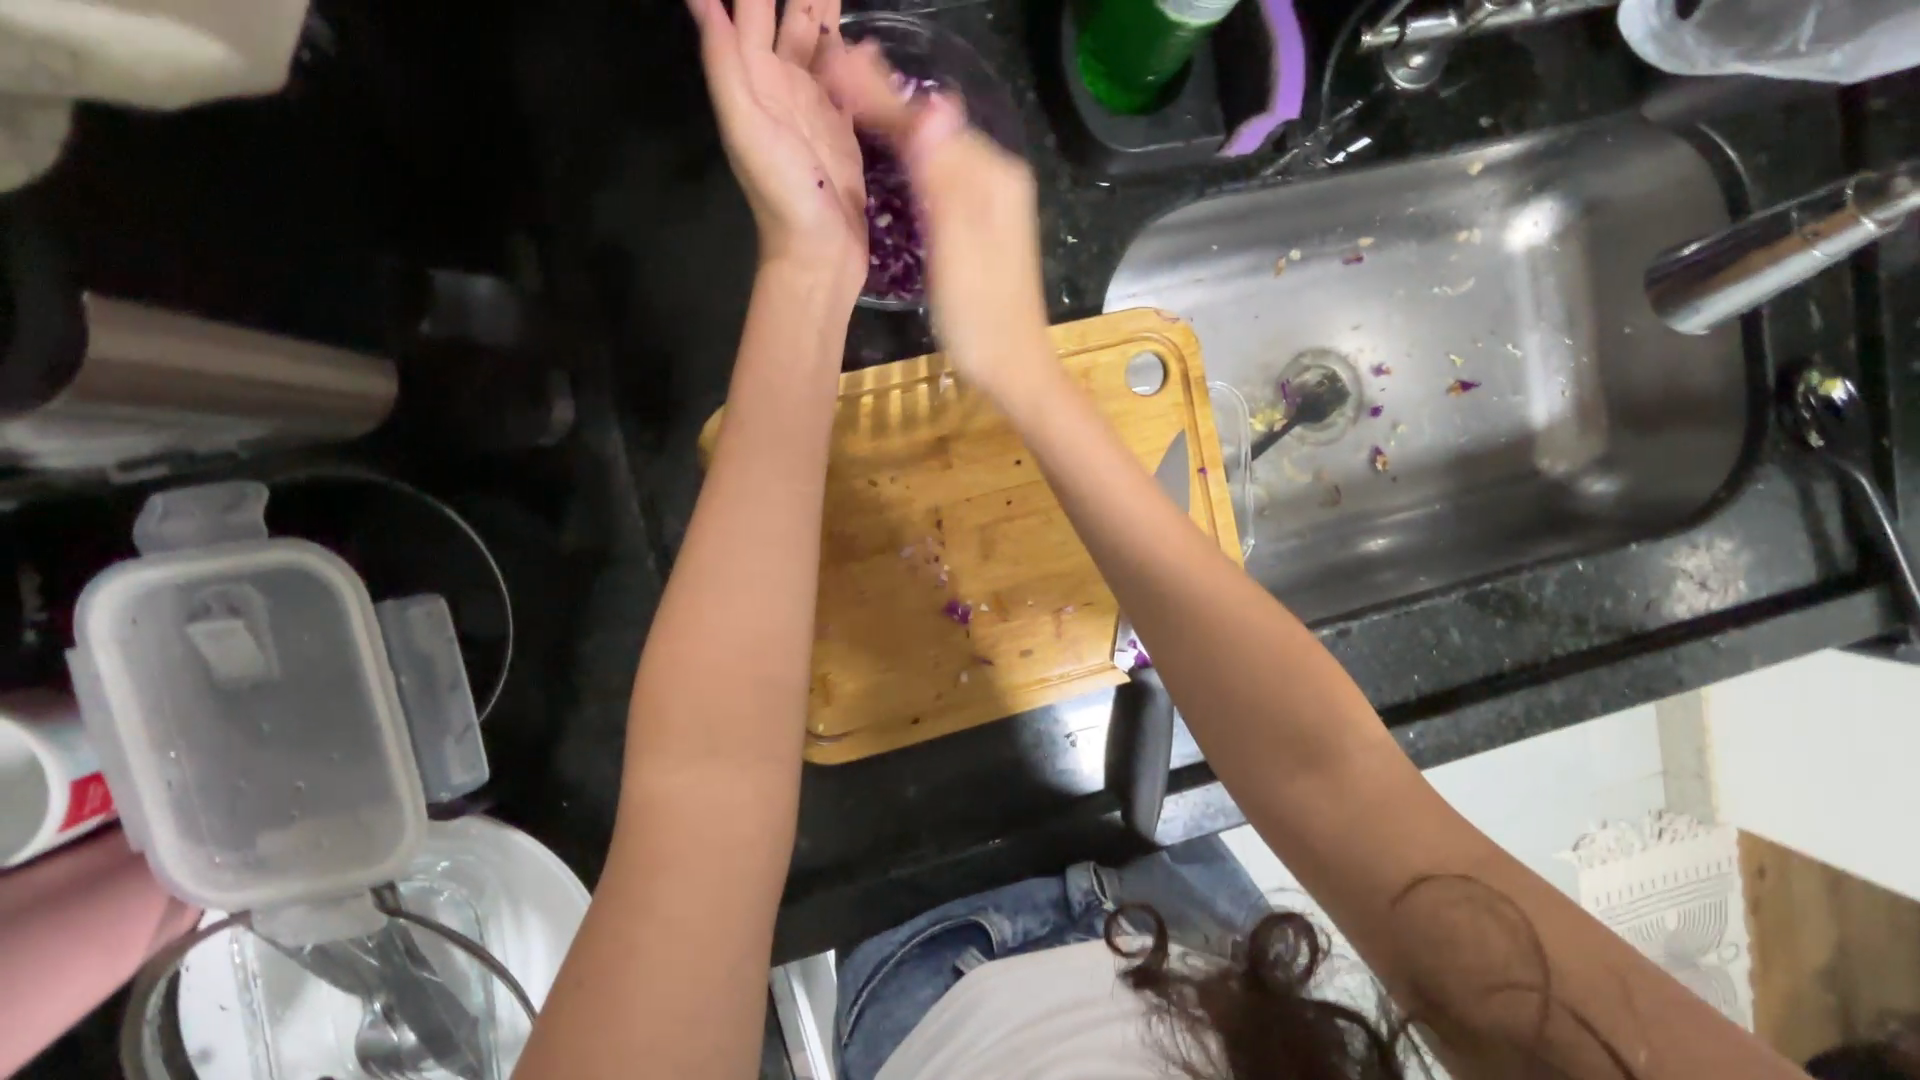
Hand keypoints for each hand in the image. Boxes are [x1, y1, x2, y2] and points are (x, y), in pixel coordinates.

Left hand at [689, 0, 865, 297]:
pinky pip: (844, 82)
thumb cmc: (783, 193)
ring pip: (819, 44)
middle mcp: (781, 86)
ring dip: (826, 11)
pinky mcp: (842, 132)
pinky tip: (863, 38)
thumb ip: (724, 60)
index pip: (748, 9)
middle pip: (787, 18)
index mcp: (753, 79)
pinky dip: (851, 58)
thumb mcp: (746, 124)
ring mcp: (814, 109)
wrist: (819, 254)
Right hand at [819, 43, 1050, 396]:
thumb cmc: (980, 319)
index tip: (833, 71)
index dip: (878, 96)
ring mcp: (992, 199)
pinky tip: (891, 146)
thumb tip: (930, 107)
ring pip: (936, 147)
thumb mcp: (958, 248)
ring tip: (850, 92)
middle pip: (932, 128)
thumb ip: (944, 177)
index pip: (925, 122)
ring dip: (895, 121)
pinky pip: (941, 172)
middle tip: (834, 69)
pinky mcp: (981, 222)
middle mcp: (997, 178)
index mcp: (991, 178)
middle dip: (884, 99)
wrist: (1013, 368)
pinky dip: (911, 153)